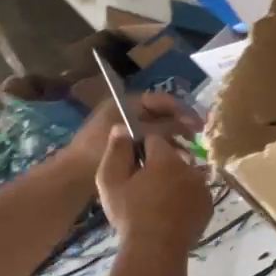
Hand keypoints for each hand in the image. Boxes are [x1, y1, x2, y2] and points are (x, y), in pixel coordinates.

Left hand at [51, 92, 202, 178]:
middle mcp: (127, 115)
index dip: (181, 110)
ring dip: (177, 139)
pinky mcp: (132, 146)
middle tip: (198, 137)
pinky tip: (180, 160)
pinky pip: (157, 143)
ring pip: (162, 130)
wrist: (76, 175)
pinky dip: (169, 149)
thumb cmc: (100, 150)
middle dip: (182, 125)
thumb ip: (163, 127)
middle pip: (163, 115)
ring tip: (189, 153)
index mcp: (124, 106)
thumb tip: (189, 123)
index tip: (199, 123)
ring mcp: (130, 131)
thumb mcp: (136, 135)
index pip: (159, 101)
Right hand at [95, 127, 211, 251]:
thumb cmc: (130, 211)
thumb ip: (117, 150)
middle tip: (140, 184)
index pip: (154, 139)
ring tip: (155, 198)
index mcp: (168, 160)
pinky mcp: (209, 205)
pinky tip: (170, 209)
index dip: (140, 147)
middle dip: (157, 164)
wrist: (157, 246)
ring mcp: (204, 189)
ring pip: (185, 175)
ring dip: (172, 180)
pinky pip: (194, 192)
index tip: (130, 162)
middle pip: (172, 157)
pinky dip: (183, 195)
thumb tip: (123, 128)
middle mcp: (192, 171)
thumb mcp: (111, 178)